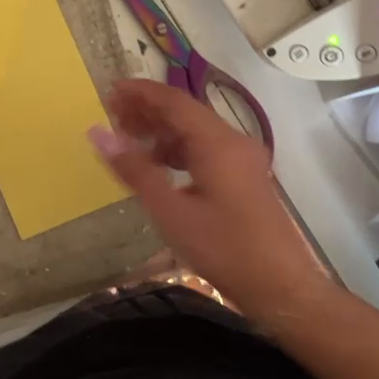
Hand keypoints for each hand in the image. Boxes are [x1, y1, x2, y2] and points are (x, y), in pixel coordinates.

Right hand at [90, 79, 338, 326]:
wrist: (280, 287)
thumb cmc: (222, 248)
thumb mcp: (170, 210)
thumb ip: (134, 169)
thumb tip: (98, 133)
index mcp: (217, 143)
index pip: (174, 101)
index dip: (140, 92)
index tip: (108, 91)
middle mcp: (233, 142)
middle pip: (185, 113)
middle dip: (147, 110)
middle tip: (110, 114)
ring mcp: (241, 160)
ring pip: (195, 132)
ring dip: (160, 131)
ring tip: (126, 139)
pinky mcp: (243, 178)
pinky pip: (205, 150)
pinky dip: (176, 150)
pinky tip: (156, 166)